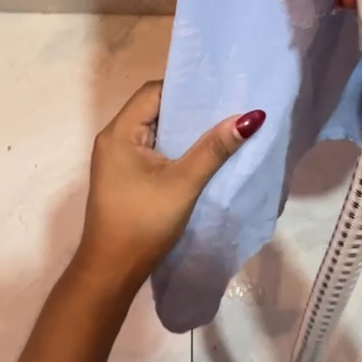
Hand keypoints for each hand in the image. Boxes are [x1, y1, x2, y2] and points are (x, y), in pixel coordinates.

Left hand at [74, 82, 262, 284]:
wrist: (111, 271)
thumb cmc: (144, 222)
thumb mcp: (183, 183)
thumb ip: (214, 148)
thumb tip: (250, 117)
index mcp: (120, 132)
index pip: (153, 92)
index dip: (185, 90)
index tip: (217, 93)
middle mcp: (114, 138)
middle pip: (153, 108)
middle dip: (187, 109)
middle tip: (224, 108)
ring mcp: (116, 158)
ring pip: (153, 129)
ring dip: (182, 130)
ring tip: (217, 127)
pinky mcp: (123, 175)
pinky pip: (150, 148)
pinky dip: (173, 147)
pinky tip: (198, 153)